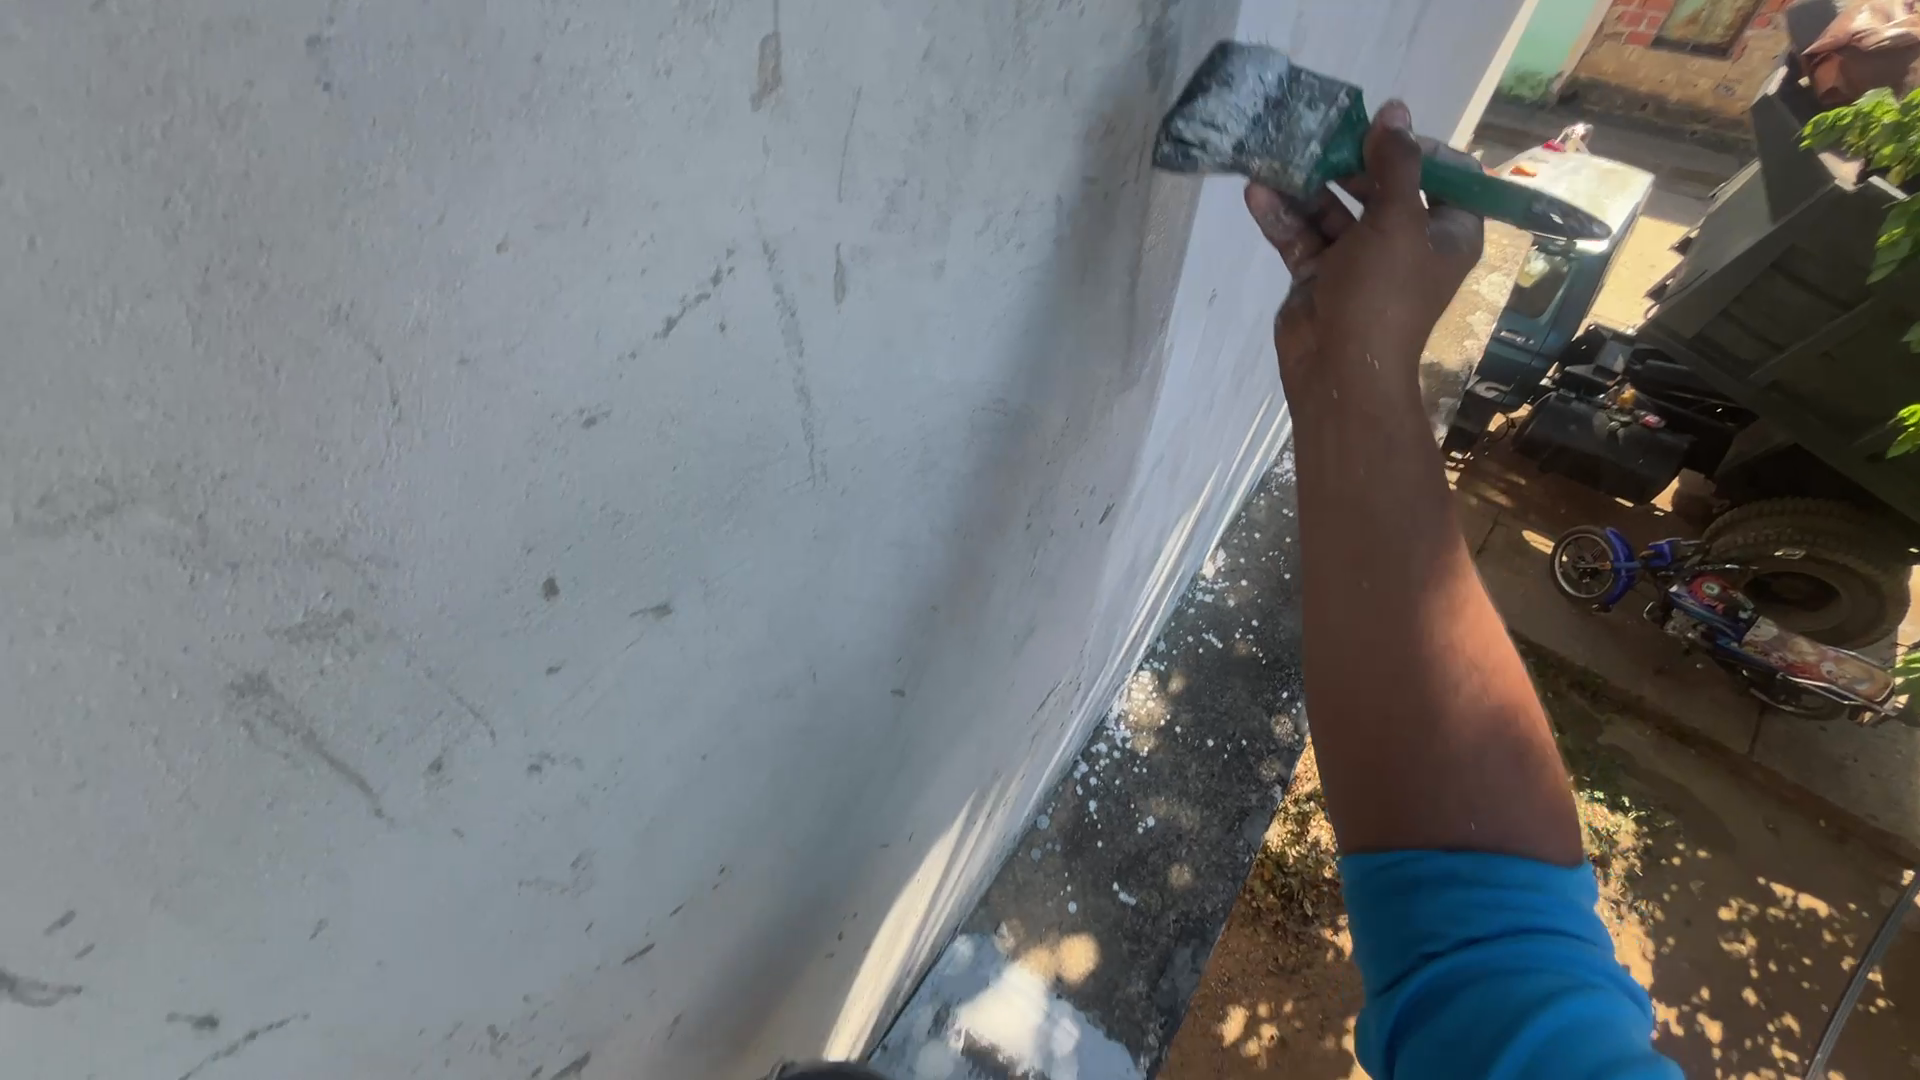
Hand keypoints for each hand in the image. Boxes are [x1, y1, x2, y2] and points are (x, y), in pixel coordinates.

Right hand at [1244, 101, 1483, 405]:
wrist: (1338, 366)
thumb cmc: (1383, 293)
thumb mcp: (1398, 220)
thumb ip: (1395, 163)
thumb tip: (1394, 111)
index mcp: (1445, 231)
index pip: (1443, 174)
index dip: (1415, 148)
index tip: (1381, 134)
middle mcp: (1404, 242)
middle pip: (1379, 188)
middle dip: (1348, 164)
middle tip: (1323, 141)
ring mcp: (1357, 261)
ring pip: (1333, 212)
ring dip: (1307, 188)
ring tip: (1279, 158)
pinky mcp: (1319, 276)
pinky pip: (1303, 238)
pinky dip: (1283, 218)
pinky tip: (1258, 193)